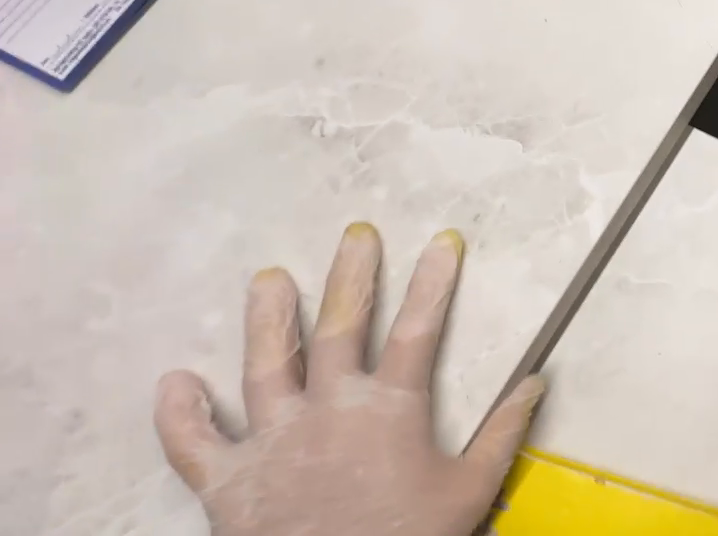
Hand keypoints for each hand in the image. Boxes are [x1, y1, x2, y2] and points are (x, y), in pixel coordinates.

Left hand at [154, 223, 544, 535]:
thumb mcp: (472, 488)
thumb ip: (504, 431)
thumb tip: (537, 379)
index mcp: (391, 408)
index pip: (420, 328)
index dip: (435, 281)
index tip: (444, 241)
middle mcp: (330, 410)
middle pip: (341, 329)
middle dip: (353, 277)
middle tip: (356, 234)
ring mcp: (273, 443)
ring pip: (267, 368)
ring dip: (269, 319)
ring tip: (269, 277)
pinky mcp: (227, 485)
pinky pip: (194, 446)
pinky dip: (180, 415)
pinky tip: (174, 381)